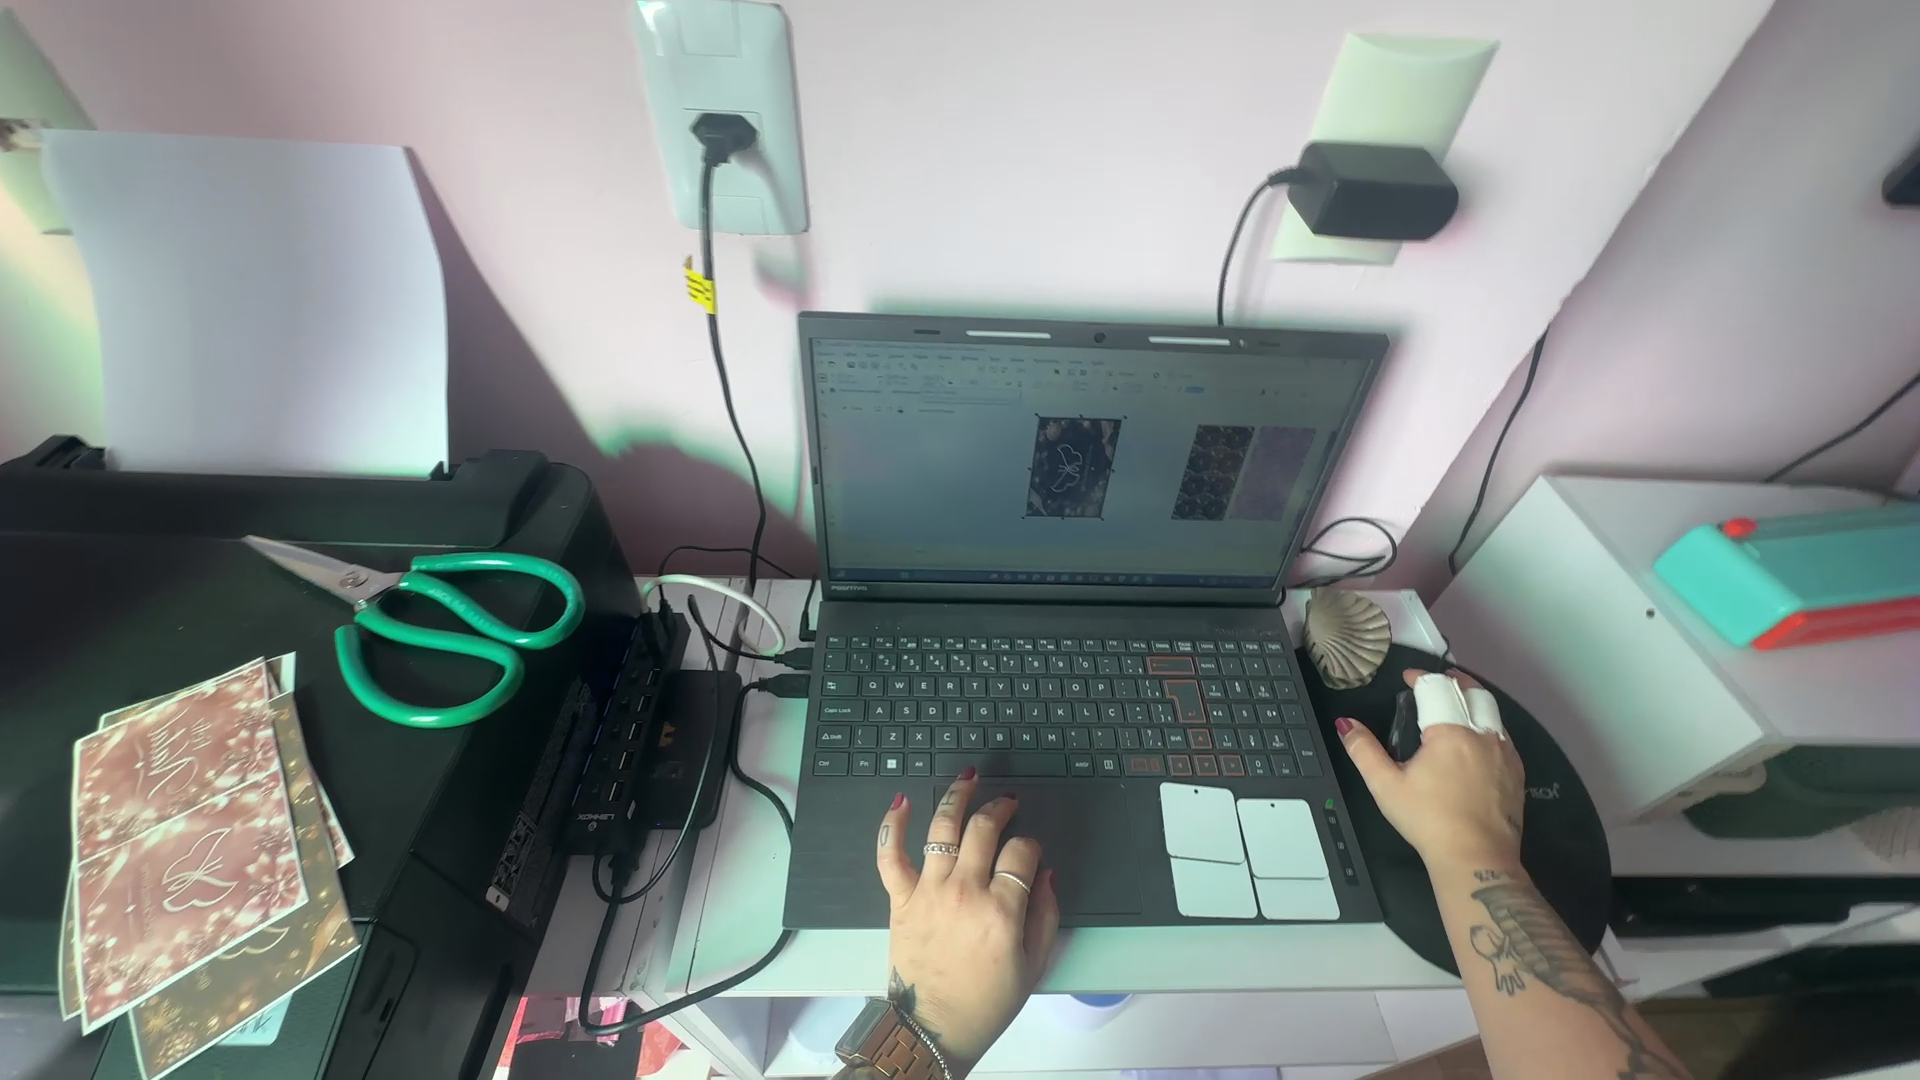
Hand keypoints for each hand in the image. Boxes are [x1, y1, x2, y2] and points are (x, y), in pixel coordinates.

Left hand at [875, 770, 1060, 1073]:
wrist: (933, 1031)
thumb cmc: (985, 1003)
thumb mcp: (1033, 966)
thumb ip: (1046, 916)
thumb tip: (1046, 874)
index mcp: (1001, 911)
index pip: (1021, 853)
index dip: (1031, 845)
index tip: (1030, 850)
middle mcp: (965, 891)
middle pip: (984, 828)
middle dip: (1001, 807)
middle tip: (1007, 802)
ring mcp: (929, 890)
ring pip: (943, 826)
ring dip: (957, 795)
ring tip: (969, 779)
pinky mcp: (901, 897)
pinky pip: (890, 854)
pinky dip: (892, 825)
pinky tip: (902, 802)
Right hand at [1334, 668, 1525, 874]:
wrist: (1477, 859)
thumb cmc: (1428, 820)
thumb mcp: (1384, 784)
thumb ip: (1363, 749)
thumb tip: (1345, 724)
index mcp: (1451, 733)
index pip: (1436, 688)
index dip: (1419, 677)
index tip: (1407, 677)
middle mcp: (1483, 736)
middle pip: (1473, 692)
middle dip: (1452, 680)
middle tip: (1432, 680)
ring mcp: (1505, 754)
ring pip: (1493, 711)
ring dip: (1472, 699)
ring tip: (1452, 702)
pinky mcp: (1516, 773)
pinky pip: (1503, 734)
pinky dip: (1486, 722)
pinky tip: (1472, 736)